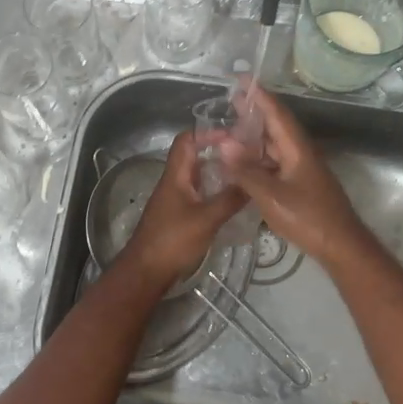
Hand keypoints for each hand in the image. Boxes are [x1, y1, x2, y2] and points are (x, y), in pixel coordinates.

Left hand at [121, 132, 247, 288]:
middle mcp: (174, 183)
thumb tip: (255, 180)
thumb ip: (231, 199)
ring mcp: (176, 200)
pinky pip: (200, 195)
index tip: (235, 137)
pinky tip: (234, 201)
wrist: (147, 271)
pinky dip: (216, 192)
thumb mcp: (206, 219)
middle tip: (247, 156)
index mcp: (175, 176)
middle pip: (195, 157)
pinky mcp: (180, 216)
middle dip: (220, 152)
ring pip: (199, 177)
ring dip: (219, 173)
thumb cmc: (173, 241)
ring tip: (246, 175)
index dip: (208, 132)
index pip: (187, 140)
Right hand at [215, 81, 369, 266]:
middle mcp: (301, 153)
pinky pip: (276, 164)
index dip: (258, 95)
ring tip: (229, 133)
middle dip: (253, 114)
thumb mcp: (271, 195)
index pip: (276, 113)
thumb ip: (246, 171)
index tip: (241, 79)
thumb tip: (223, 145)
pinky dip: (258, 160)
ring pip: (275, 147)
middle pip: (276, 127)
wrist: (341, 245)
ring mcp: (302, 169)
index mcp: (297, 148)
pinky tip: (243, 165)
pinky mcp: (301, 185)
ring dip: (254, 139)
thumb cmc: (308, 218)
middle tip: (229, 103)